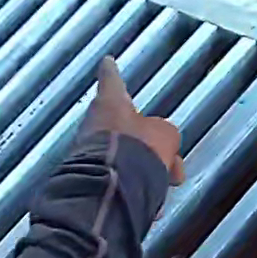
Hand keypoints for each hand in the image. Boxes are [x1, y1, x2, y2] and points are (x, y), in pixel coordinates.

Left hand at [86, 58, 183, 183]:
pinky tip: (152, 196)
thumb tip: (165, 139)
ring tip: (166, 181)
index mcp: (110, 103)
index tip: (106, 60)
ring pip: (123, 154)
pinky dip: (135, 183)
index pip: (111, 80)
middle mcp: (93, 124)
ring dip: (144, 166)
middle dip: (146, 140)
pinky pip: (117, 177)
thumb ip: (165, 133)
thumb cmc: (137, 152)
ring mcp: (88, 152)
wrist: (114, 190)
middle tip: (168, 153)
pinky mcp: (91, 179)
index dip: (111, 71)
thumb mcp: (165, 134)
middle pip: (122, 126)